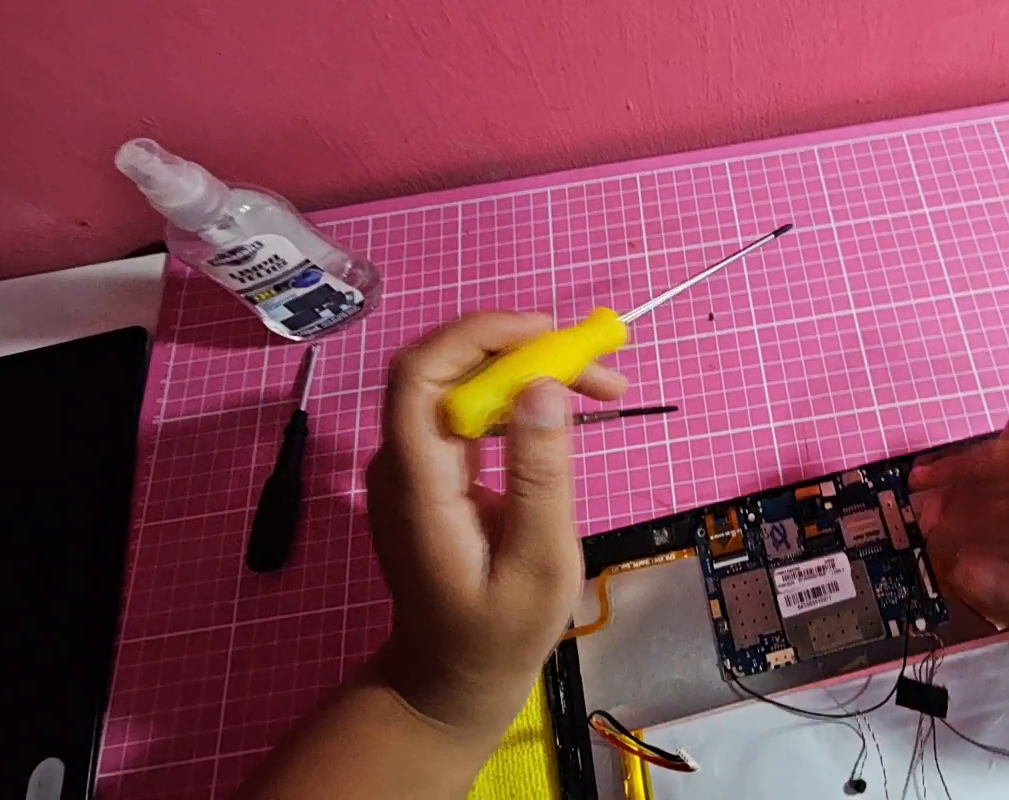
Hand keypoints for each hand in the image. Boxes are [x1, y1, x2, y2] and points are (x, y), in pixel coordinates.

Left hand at [365, 313, 626, 748]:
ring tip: (604, 384)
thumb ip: (541, 475)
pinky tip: (568, 405)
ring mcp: (417, 460)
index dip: (478, 335)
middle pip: (451, 366)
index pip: (420, 373)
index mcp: (418, 482)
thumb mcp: (538, 562)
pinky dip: (524, 393)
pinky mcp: (437, 464)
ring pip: (469, 380)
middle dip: (525, 348)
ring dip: (534, 368)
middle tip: (601, 365)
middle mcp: (404, 458)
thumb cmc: (499, 631)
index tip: (549, 333)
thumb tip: (544, 385)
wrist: (451, 675)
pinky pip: (476, 405)